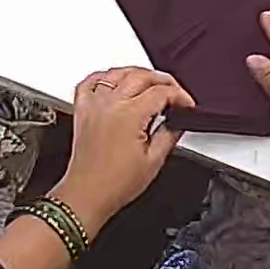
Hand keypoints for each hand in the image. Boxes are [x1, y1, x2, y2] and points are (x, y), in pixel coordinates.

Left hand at [51, 67, 196, 238]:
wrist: (87, 195)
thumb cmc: (115, 184)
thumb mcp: (154, 161)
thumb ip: (170, 134)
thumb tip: (178, 121)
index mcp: (130, 115)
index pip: (161, 92)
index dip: (179, 96)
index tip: (186, 105)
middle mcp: (110, 105)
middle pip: (141, 76)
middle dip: (163, 81)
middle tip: (174, 93)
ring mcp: (94, 106)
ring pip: (117, 73)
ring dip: (137, 74)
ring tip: (150, 84)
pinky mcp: (83, 111)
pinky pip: (89, 83)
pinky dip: (103, 77)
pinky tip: (114, 82)